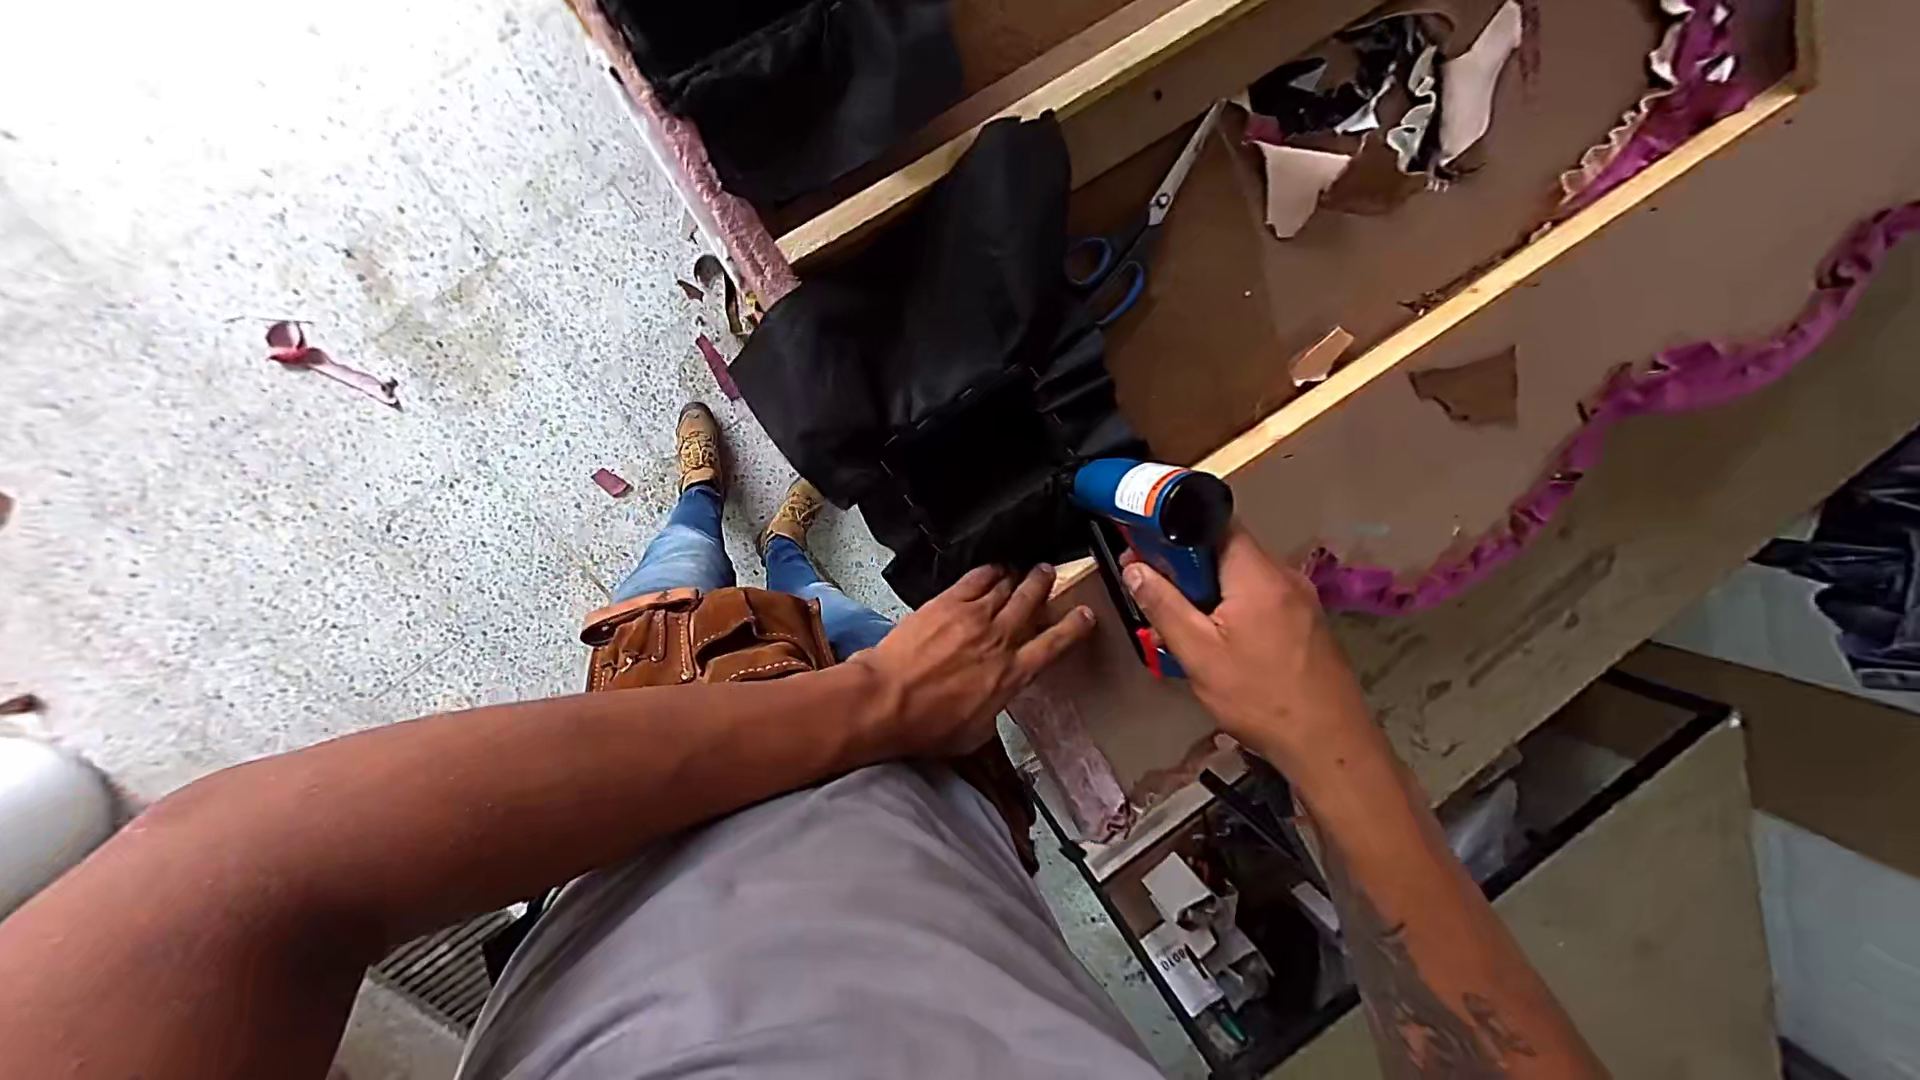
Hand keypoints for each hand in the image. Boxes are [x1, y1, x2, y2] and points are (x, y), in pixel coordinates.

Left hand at [849, 564, 1096, 757]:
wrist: (886, 700)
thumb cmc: (926, 724)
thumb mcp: (976, 731)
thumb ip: (995, 707)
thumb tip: (996, 699)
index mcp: (1012, 674)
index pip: (1054, 644)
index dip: (1074, 626)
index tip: (1085, 614)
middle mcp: (999, 639)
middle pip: (1032, 601)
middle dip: (1044, 583)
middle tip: (1048, 573)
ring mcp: (974, 617)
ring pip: (1007, 585)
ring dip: (1018, 575)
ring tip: (1023, 569)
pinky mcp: (947, 602)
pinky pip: (977, 578)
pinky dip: (990, 570)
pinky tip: (993, 568)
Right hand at [1122, 526, 1372, 774]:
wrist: (1330, 746)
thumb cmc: (1260, 698)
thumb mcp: (1197, 653)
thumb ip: (1162, 605)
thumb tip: (1134, 569)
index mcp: (1257, 575)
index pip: (1213, 522)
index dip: (1174, 529)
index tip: (1145, 549)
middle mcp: (1284, 576)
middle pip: (1224, 550)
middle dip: (1186, 569)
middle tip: (1157, 595)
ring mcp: (1300, 599)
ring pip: (1239, 576)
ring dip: (1206, 592)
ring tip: (1184, 627)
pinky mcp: (1305, 621)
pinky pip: (1258, 597)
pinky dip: (1231, 607)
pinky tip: (1217, 642)